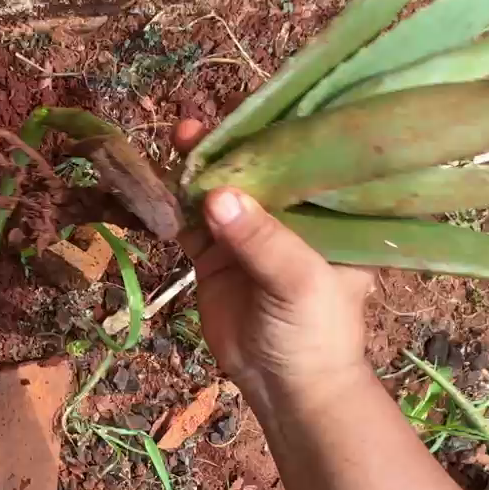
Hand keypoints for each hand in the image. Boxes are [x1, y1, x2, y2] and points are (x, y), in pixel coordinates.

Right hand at [174, 119, 375, 407]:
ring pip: (219, 194)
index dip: (279, 130)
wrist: (281, 383)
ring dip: (195, 172)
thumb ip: (261, 238)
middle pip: (256, 170)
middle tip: (194, 126)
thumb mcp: (299, 279)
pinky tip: (159, 186)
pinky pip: (191, 226)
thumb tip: (215, 196)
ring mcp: (248, 236)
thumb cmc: (315, 329)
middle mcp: (290, 214)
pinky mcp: (214, 258)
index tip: (248, 106)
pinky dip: (174, 209)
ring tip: (174, 143)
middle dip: (228, 146)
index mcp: (330, 210)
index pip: (308, 158)